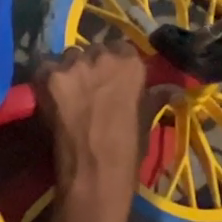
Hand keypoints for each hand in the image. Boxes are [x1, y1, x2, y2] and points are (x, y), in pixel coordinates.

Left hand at [34, 40, 153, 210]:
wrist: (94, 173)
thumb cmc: (128, 150)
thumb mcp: (147, 119)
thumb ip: (156, 96)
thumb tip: (175, 89)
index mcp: (131, 63)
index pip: (122, 49)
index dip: (116, 64)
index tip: (114, 79)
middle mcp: (103, 56)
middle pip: (94, 50)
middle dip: (93, 65)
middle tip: (91, 87)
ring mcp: (74, 65)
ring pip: (70, 56)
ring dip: (71, 69)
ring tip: (71, 91)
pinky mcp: (50, 77)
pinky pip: (46, 67)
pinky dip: (48, 78)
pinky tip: (52, 95)